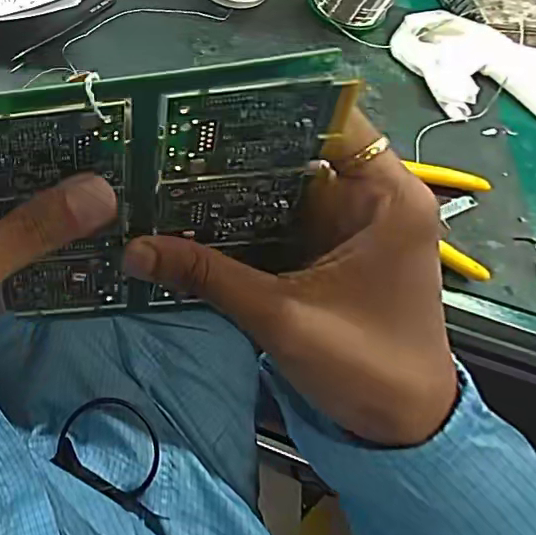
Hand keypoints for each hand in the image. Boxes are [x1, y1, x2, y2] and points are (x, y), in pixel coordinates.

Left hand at [0, 121, 116, 437]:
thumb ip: (30, 231)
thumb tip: (101, 190)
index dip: (45, 121)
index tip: (102, 127)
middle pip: (6, 155)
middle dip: (59, 164)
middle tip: (124, 167)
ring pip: (11, 190)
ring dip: (54, 200)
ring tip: (118, 199)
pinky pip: (5, 224)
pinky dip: (38, 232)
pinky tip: (85, 239)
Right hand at [121, 108, 456, 445]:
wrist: (401, 431)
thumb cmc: (368, 368)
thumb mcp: (283, 317)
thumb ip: (208, 276)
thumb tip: (134, 250)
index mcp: (386, 198)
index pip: (334, 119)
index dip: (275, 104)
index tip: (213, 103)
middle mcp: (367, 197)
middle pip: (298, 147)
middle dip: (237, 143)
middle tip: (174, 134)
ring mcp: (341, 221)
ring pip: (280, 181)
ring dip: (232, 177)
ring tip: (171, 162)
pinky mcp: (321, 245)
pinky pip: (273, 213)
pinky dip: (237, 210)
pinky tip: (191, 204)